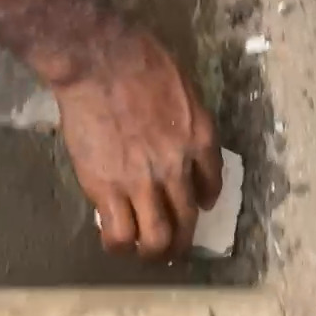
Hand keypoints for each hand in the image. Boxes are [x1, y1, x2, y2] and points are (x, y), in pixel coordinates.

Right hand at [49, 25, 222, 258]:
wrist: (102, 63)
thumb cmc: (144, 61)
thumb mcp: (184, 88)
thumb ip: (187, 119)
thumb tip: (182, 137)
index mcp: (201, 137)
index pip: (212, 183)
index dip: (205, 199)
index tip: (199, 205)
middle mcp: (178, 167)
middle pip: (188, 219)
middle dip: (183, 241)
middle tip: (175, 249)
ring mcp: (143, 182)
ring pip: (157, 238)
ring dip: (154, 251)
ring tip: (146, 253)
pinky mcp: (106, 190)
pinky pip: (119, 233)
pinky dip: (120, 244)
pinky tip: (117, 240)